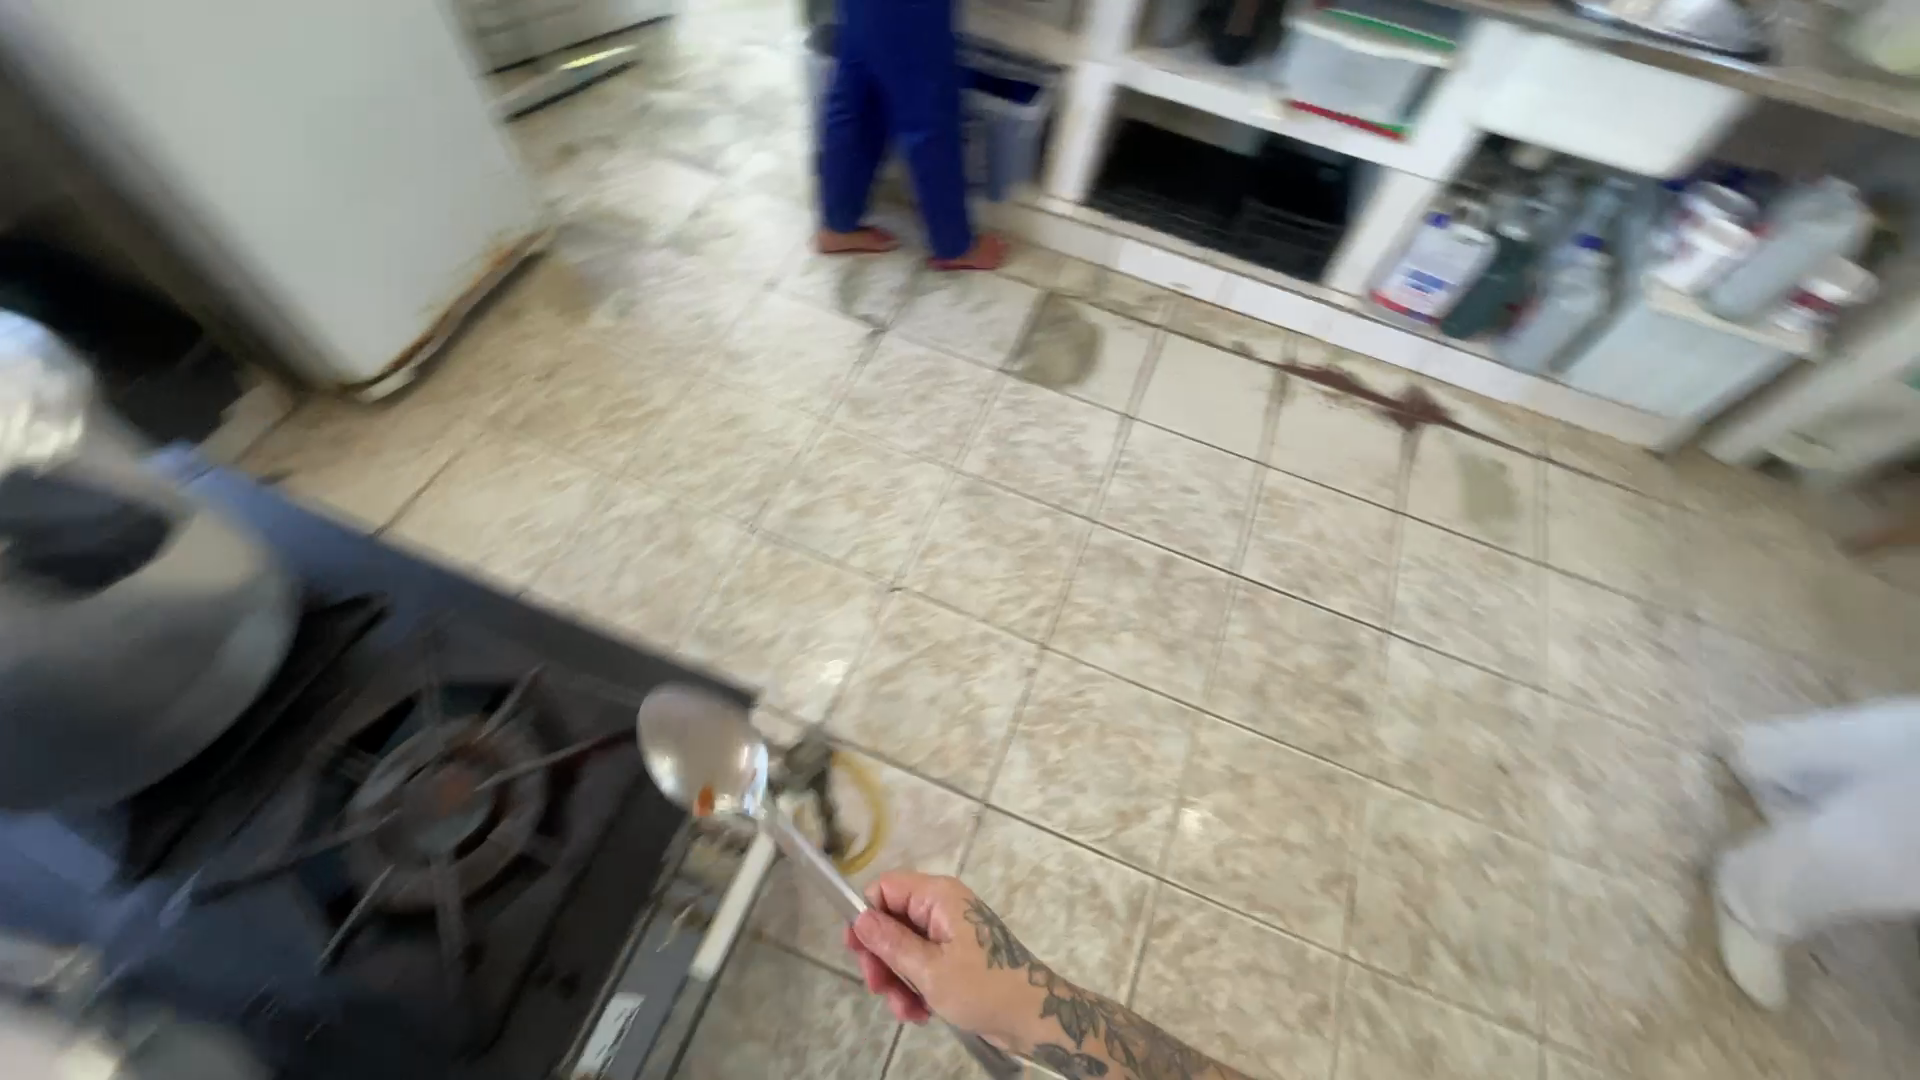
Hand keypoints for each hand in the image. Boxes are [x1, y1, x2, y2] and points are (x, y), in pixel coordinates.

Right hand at [840, 871, 1040, 1044]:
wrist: (1033, 1015)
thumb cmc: (983, 987)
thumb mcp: (930, 970)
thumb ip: (891, 943)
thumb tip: (860, 918)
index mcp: (938, 895)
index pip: (886, 887)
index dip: (866, 916)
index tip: (856, 952)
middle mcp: (942, 905)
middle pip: (892, 920)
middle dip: (882, 958)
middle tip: (880, 990)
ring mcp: (949, 930)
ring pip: (904, 947)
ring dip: (898, 980)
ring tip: (907, 1010)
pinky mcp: (955, 954)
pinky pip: (922, 962)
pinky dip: (916, 986)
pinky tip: (921, 1012)